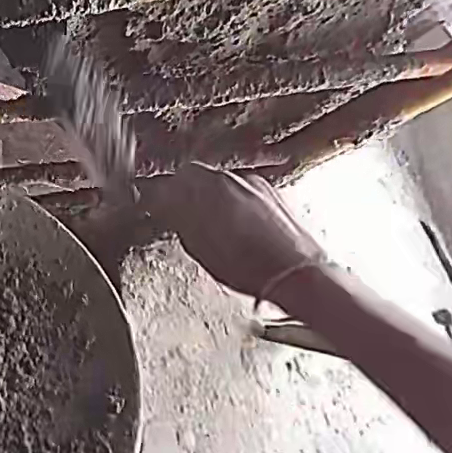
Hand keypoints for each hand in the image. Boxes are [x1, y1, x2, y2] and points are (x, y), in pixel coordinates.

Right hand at [143, 162, 327, 297]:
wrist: (297, 275)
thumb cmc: (250, 265)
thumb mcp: (196, 244)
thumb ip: (176, 216)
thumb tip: (163, 204)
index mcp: (210, 186)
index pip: (172, 179)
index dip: (159, 194)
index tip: (154, 205)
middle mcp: (235, 178)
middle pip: (197, 177)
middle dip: (184, 194)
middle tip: (176, 215)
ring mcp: (257, 185)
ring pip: (221, 185)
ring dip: (209, 200)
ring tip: (207, 228)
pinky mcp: (275, 196)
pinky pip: (242, 194)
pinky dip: (232, 206)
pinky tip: (233, 230)